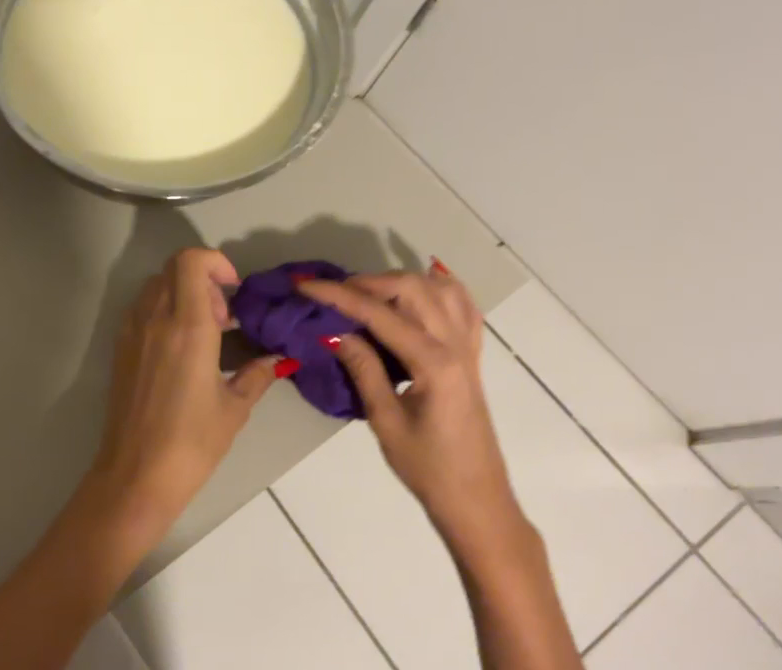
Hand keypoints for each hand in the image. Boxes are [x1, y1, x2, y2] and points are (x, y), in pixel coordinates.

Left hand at [91, 248, 280, 532]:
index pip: (191, 261)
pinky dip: (163, 310)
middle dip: (204, 279)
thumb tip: (277, 359)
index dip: (215, 262)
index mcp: (186, 326)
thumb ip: (256, 375)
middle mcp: (155, 318)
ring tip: (205, 333)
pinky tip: (182, 348)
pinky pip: (142, 308)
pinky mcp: (120, 346)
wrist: (136, 472)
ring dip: (182, 293)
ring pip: (156, 286)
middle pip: (174, 268)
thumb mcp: (234, 408)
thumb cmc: (191, 442)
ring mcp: (132, 330)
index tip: (234, 290)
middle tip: (224, 316)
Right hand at [300, 267, 524, 545]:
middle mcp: (455, 346)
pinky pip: (462, 306)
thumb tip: (334, 331)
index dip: (338, 295)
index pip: (379, 313)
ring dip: (400, 281)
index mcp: (433, 363)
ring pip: (439, 288)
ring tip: (367, 293)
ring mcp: (468, 348)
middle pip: (412, 287)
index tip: (304, 285)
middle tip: (333, 294)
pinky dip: (438, 288)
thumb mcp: (385, 421)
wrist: (476, 500)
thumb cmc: (428, 468)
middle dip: (368, 282)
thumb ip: (363, 369)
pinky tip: (414, 293)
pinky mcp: (471, 356)